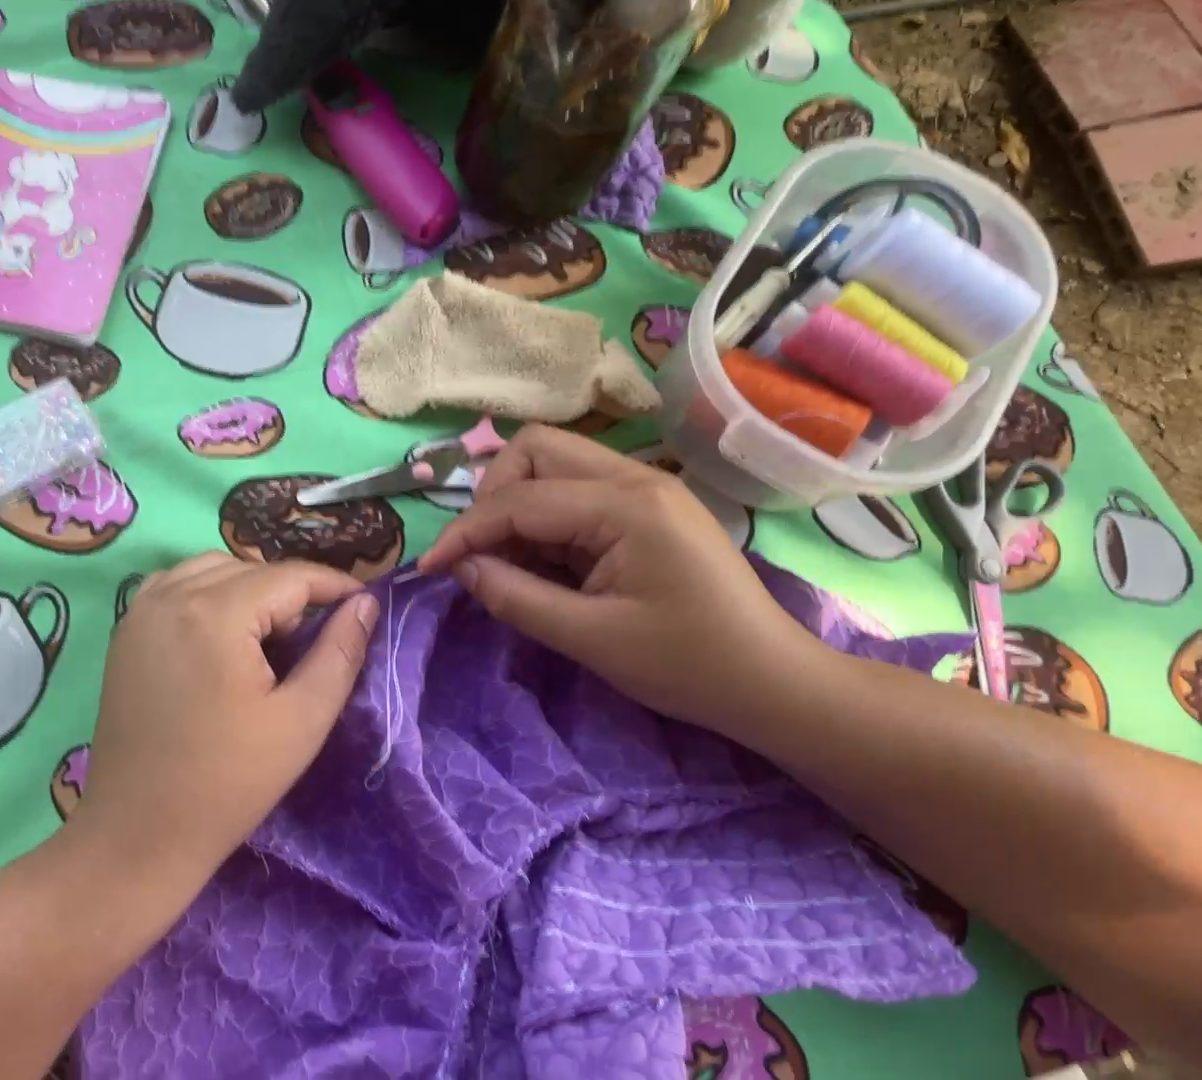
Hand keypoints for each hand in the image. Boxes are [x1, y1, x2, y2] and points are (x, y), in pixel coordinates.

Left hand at [73, 554, 377, 881]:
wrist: (137, 832)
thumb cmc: (228, 784)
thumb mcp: (302, 720)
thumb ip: (340, 653)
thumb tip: (365, 604)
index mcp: (214, 614)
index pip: (289, 576)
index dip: (334, 586)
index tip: (365, 605)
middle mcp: (170, 595)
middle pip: (250, 569)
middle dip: (289, 595)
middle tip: (310, 645)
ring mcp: (139, 611)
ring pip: (211, 570)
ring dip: (248, 591)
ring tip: (268, 643)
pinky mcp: (124, 632)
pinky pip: (176, 587)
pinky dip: (207, 596)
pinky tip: (221, 640)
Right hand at [418, 425, 828, 732]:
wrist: (771, 681)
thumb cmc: (687, 664)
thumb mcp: (590, 638)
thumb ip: (516, 597)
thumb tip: (460, 567)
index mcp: (627, 505)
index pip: (521, 498)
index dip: (466, 530)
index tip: (430, 567)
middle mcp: (636, 478)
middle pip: (537, 450)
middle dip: (493, 497)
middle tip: (480, 555)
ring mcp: (645, 489)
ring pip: (555, 466)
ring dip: (517, 507)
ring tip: (507, 565)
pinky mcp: (647, 508)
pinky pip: (577, 494)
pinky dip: (544, 522)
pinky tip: (541, 565)